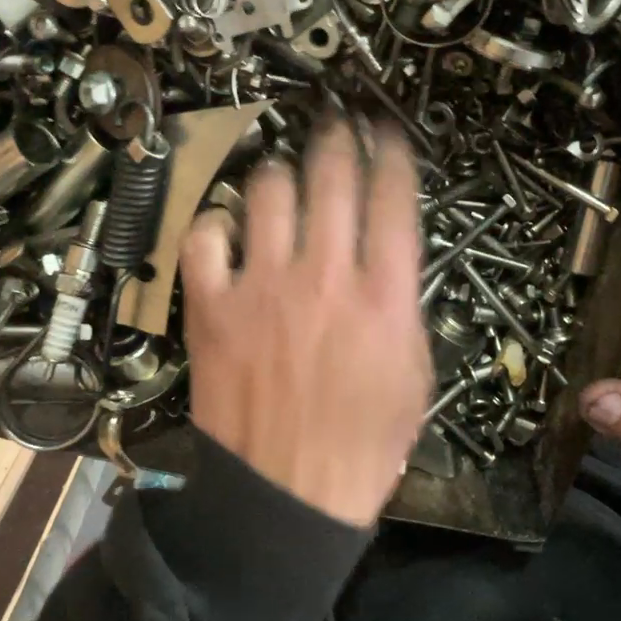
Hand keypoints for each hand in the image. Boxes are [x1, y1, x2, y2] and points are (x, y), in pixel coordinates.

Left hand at [179, 122, 432, 527]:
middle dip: (337, 136)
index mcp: (382, 296)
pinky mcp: (213, 306)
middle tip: (336, 123)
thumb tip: (387, 265)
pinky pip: (205, 238)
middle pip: (330, 175)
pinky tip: (226, 228)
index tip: (385, 133)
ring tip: (284, 170)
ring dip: (280, 171)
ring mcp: (261, 287)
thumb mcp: (414, 378)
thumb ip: (403, 309)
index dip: (390, 151)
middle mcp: (323, 276)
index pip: (391, 196)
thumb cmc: (361, 447)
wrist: (283, 497)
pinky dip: (215, 225)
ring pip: (268, 192)